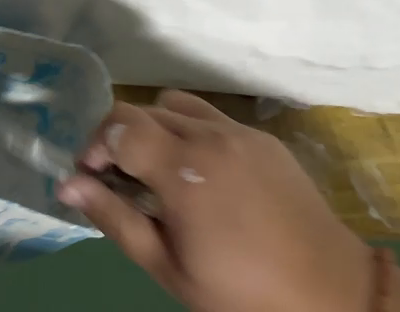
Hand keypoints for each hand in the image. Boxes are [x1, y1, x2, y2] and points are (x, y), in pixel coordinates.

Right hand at [59, 90, 373, 311]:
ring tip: (160, 172)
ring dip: (154, 128)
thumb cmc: (243, 295)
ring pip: (174, 106)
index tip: (91, 177)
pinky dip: (191, 133)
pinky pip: (210, 117)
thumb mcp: (170, 269)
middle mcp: (208, 137)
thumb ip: (116, 219)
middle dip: (118, 137)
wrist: (332, 296)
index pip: (118, 127)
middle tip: (118, 178)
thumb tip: (67, 184)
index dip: (94, 146)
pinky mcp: (262, 136)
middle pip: (141, 111)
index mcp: (183, 171)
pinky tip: (202, 175)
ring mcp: (238, 132)